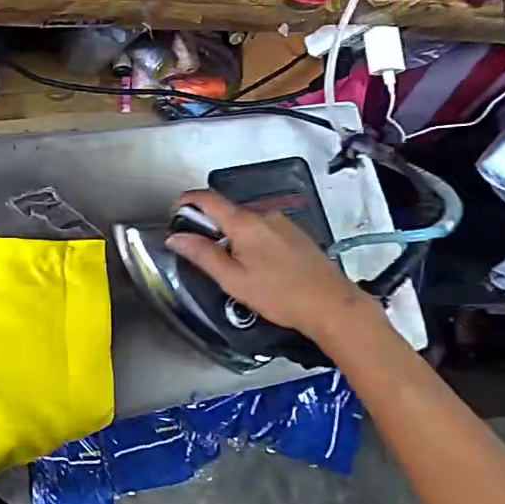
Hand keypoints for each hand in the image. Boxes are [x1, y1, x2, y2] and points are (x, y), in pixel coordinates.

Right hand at [164, 190, 384, 339]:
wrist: (329, 304)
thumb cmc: (280, 295)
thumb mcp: (233, 280)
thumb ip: (203, 255)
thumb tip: (177, 238)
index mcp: (245, 223)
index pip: (208, 199)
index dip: (188, 201)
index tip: (175, 211)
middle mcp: (265, 216)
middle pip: (228, 211)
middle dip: (210, 226)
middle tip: (200, 251)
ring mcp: (283, 224)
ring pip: (247, 223)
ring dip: (232, 236)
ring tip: (232, 267)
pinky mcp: (295, 235)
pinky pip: (265, 231)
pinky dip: (252, 241)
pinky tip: (257, 267)